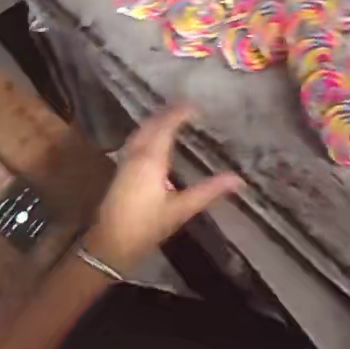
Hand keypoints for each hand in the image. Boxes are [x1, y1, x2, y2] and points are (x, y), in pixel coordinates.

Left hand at [81, 104, 243, 273]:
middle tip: (186, 107)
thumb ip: (208, 191)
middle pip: (150, 125)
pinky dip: (146, 133)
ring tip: (171, 118)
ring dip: (155, 122)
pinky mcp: (120, 171)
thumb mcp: (181, 209)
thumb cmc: (147, 225)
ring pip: (140, 132)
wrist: (111, 243)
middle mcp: (135, 154)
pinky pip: (135, 141)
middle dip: (166, 113)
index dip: (179, 113)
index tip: (195, 105)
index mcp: (150, 159)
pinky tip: (153, 140)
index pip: (165, 126)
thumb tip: (238, 179)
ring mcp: (125, 162)